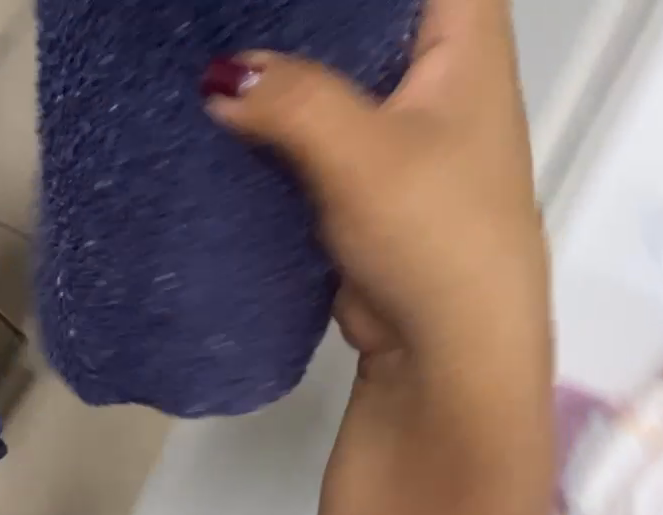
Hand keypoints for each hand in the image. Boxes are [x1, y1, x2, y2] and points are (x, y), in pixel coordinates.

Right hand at [203, 0, 548, 377]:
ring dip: (266, 88)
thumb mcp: (365, 154)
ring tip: (201, 78)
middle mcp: (428, 75)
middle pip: (353, 28)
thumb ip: (294, 103)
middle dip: (285, 30)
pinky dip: (261, 137)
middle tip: (214, 31)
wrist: (440, 332)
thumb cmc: (431, 227)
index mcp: (461, 42)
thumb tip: (216, 76)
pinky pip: (299, 140)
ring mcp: (387, 131)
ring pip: (319, 85)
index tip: (261, 1)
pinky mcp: (349, 180)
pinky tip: (215, 136)